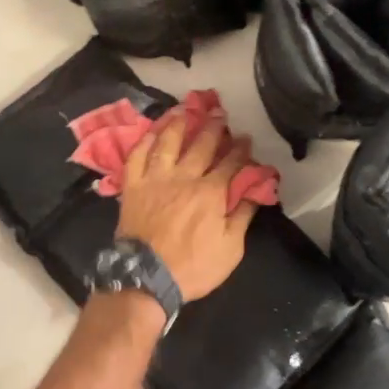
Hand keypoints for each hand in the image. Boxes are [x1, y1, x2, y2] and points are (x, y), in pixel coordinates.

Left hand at [117, 113, 257, 301]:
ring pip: (168, 142)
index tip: (245, 138)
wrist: (147, 278)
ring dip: (179, 123)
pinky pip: (138, 155)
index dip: (240, 149)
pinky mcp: (133, 185)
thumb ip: (243, 216)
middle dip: (214, 127)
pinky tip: (153, 130)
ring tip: (186, 110)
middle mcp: (185, 177)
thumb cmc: (193, 267)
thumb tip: (255, 191)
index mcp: (211, 193)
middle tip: (220, 113)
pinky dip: (146, 140)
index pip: (230, 163)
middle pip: (201, 145)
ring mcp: (156, 178)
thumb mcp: (231, 249)